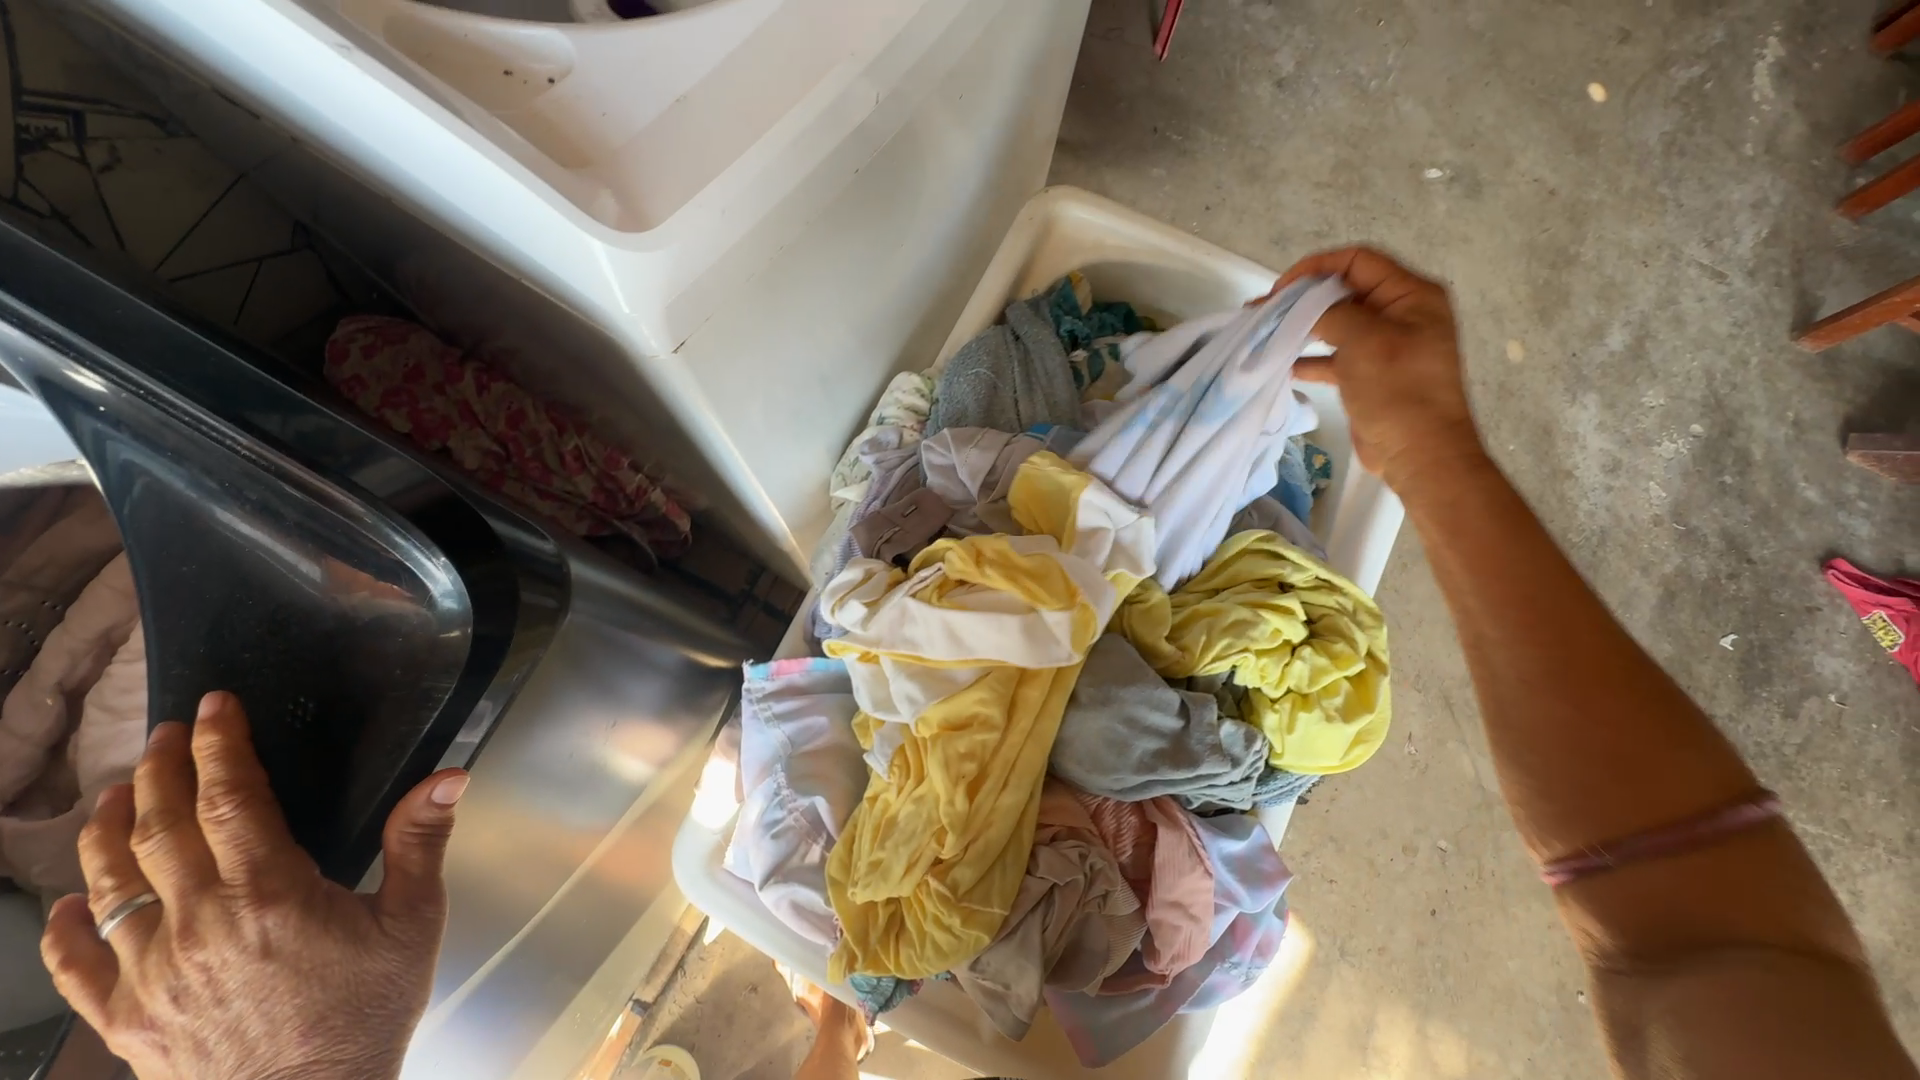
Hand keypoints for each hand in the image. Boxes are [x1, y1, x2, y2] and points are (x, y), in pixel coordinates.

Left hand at [40, 691, 468, 1079]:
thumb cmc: (369, 1007)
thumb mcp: (415, 919)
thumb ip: (421, 841)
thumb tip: (451, 774)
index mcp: (270, 894)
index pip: (228, 801)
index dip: (220, 747)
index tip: (216, 708)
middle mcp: (197, 924)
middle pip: (160, 830)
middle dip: (163, 771)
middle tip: (170, 732)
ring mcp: (150, 973)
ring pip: (109, 884)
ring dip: (109, 828)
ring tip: (119, 791)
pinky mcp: (125, 1017)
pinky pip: (76, 962)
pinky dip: (65, 924)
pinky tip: (69, 899)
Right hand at [1271, 247, 1487, 496]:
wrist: (1420, 452)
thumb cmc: (1399, 390)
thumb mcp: (1364, 340)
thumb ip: (1332, 314)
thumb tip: (1305, 311)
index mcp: (1410, 295)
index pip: (1357, 262)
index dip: (1315, 268)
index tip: (1279, 289)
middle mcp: (1400, 313)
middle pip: (1344, 291)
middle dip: (1302, 298)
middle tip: (1263, 310)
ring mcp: (1386, 345)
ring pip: (1336, 324)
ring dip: (1302, 326)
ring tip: (1266, 332)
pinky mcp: (1371, 374)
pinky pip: (1335, 356)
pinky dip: (1310, 357)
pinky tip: (1285, 365)